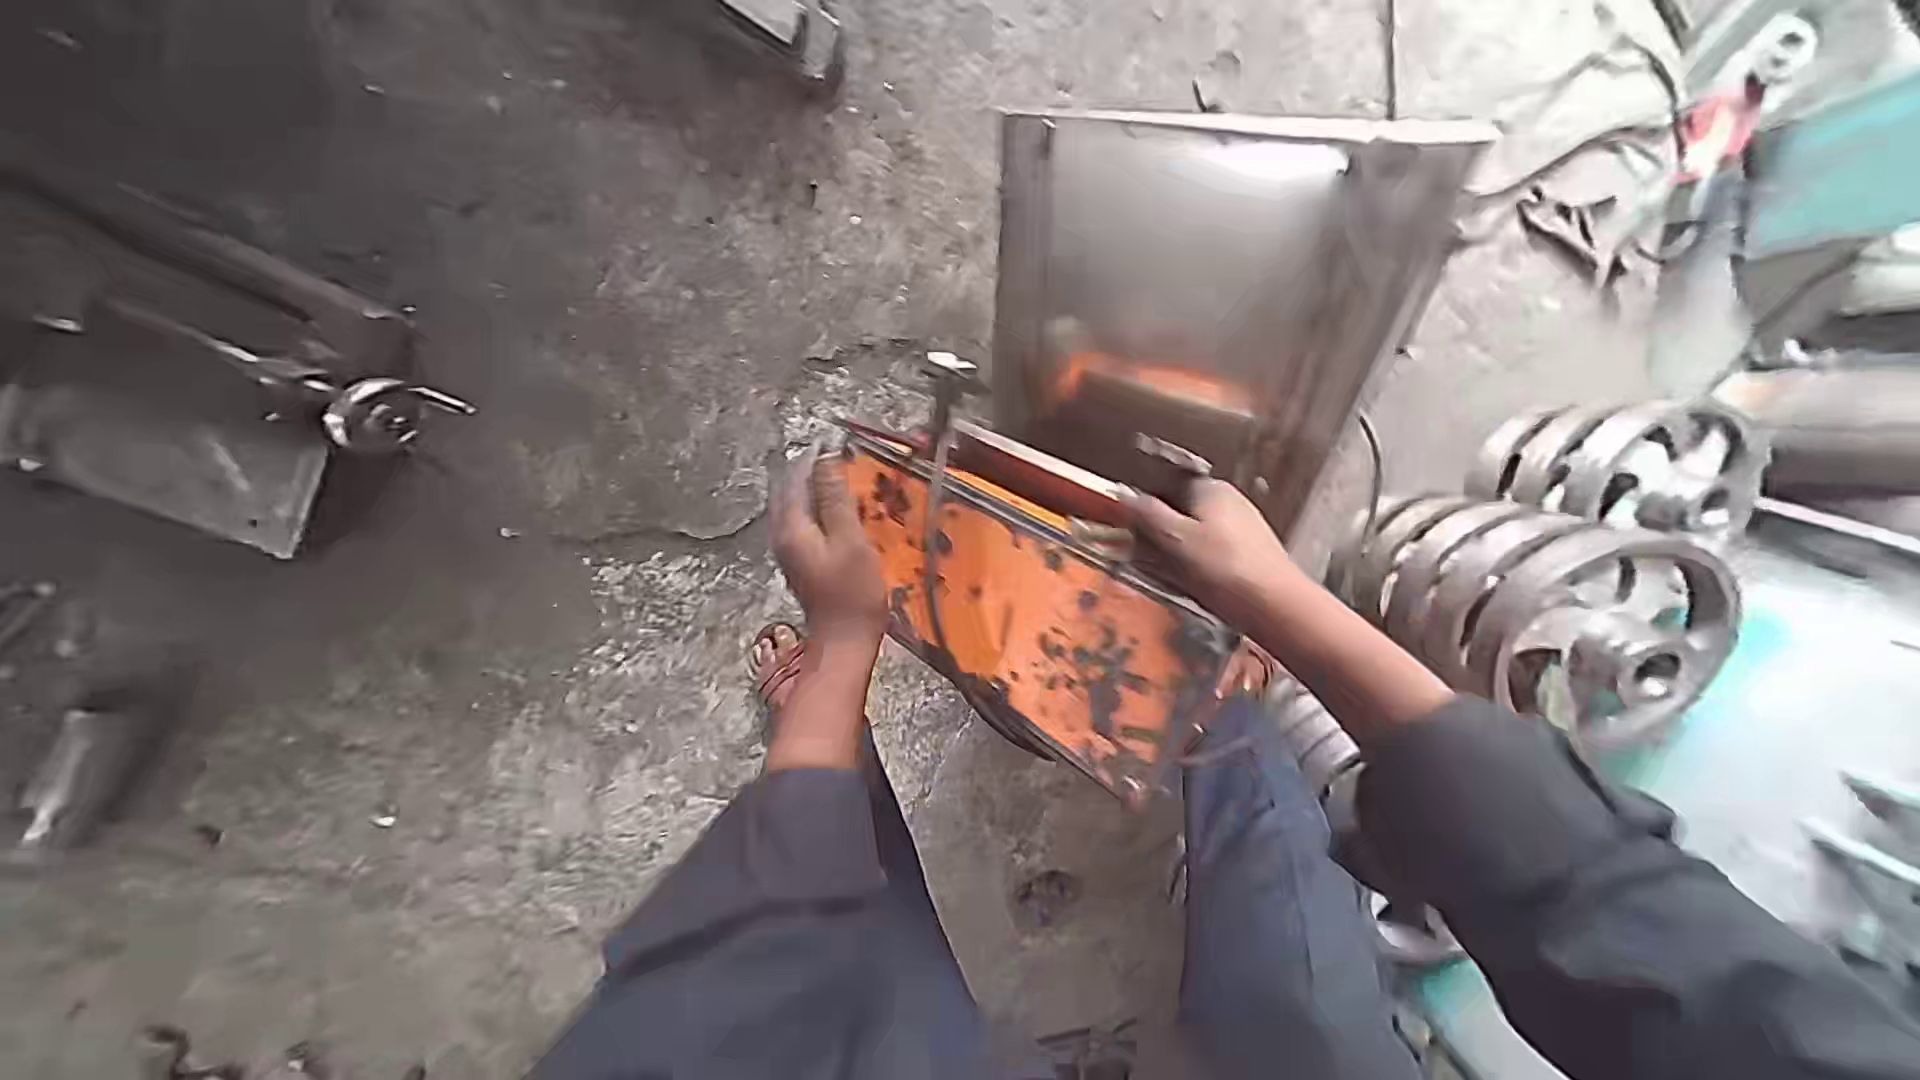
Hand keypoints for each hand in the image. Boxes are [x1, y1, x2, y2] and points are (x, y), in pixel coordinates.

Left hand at [771, 444, 887, 640]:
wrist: (845, 640)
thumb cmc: (852, 592)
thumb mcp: (849, 540)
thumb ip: (835, 498)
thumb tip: (825, 460)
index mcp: (790, 528)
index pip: (796, 480)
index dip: (814, 458)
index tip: (836, 443)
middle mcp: (782, 537)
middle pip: (791, 492)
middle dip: (811, 472)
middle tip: (838, 457)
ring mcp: (789, 552)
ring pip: (796, 508)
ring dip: (816, 491)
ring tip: (842, 478)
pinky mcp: (800, 563)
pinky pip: (804, 524)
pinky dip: (819, 510)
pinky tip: (838, 512)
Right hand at [1123, 478, 1299, 622]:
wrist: (1275, 606)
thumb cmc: (1221, 567)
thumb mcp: (1173, 537)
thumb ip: (1146, 513)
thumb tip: (1123, 494)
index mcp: (1210, 488)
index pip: (1164, 487)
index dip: (1144, 510)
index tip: (1131, 533)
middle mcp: (1229, 501)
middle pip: (1179, 513)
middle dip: (1159, 535)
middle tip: (1147, 559)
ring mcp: (1242, 528)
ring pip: (1194, 536)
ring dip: (1176, 555)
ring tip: (1171, 577)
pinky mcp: (1249, 554)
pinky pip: (1210, 554)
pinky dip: (1197, 567)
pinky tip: (1196, 585)